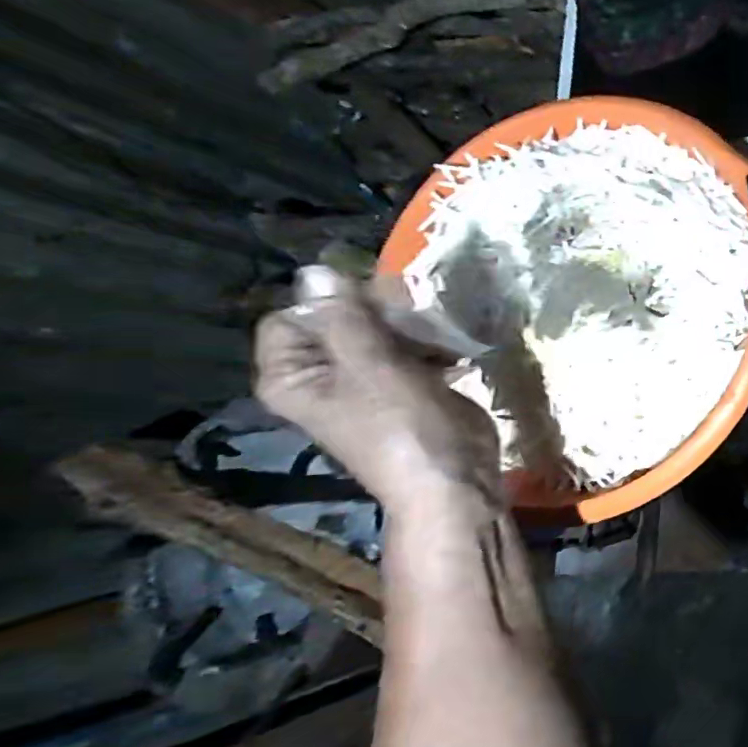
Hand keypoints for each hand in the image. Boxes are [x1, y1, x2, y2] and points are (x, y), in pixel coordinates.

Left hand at [254, 267, 500, 518]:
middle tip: (417, 310)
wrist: (453, 477)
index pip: (293, 315)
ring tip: (440, 329)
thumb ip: (343, 317)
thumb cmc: (402, 426)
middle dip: (379, 310)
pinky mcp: (406, 386)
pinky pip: (409, 349)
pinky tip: (454, 348)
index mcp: (294, 376)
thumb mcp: (370, 366)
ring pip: (380, 331)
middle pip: (340, 319)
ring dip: (411, 325)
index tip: (377, 300)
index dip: (332, 301)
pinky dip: (430, 343)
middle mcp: (323, 376)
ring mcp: (366, 382)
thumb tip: (314, 269)